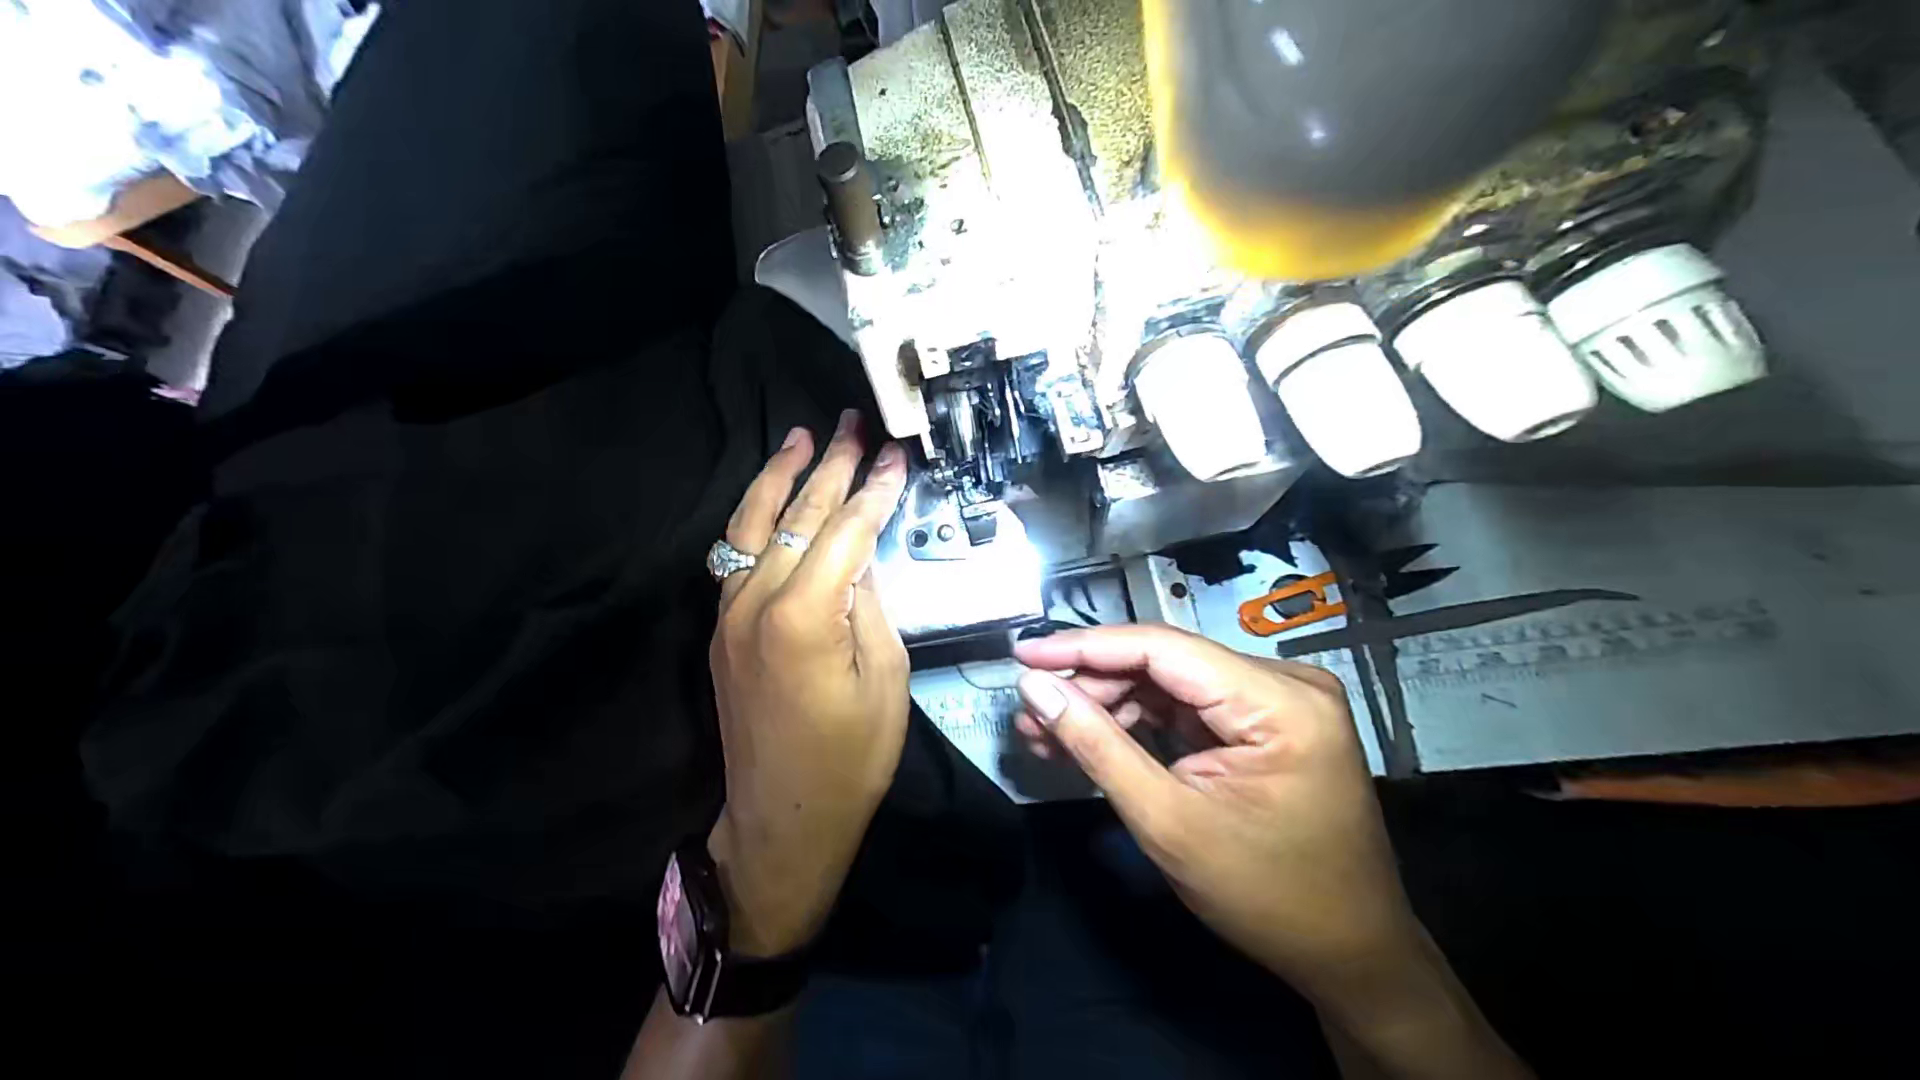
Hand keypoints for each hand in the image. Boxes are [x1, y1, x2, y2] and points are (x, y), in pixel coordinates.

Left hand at [707, 410, 910, 956]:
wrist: (784, 816)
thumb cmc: (852, 757)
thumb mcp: (887, 678)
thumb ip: (871, 604)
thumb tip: (862, 554)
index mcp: (805, 615)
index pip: (845, 531)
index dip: (875, 491)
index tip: (896, 455)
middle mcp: (756, 602)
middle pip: (796, 515)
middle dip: (830, 467)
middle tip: (853, 425)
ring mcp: (730, 613)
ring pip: (752, 525)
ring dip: (780, 477)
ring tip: (803, 438)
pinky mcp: (722, 628)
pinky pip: (737, 555)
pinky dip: (757, 517)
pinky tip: (773, 497)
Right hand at [1010, 624, 1419, 1004]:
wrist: (1347, 955)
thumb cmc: (1266, 897)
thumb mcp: (1168, 822)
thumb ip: (1097, 745)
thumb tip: (1035, 687)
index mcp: (1280, 700)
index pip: (1162, 647)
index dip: (1085, 647)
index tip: (1024, 654)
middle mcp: (1285, 683)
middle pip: (1164, 663)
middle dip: (1092, 687)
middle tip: (1032, 713)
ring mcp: (1277, 700)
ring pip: (1168, 683)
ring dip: (1108, 706)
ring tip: (1047, 731)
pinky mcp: (1263, 721)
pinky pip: (1186, 707)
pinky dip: (1138, 722)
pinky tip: (1091, 738)